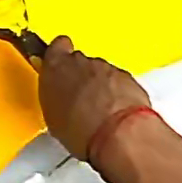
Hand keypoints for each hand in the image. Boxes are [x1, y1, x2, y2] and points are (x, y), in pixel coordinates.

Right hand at [36, 35, 154, 160]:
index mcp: (55, 65)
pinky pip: (121, 83)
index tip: (60, 68)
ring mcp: (106, 68)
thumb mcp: (53, 117)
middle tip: (80, 101)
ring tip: (100, 114)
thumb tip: (58, 104)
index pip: (56, 47)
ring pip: (102, 73)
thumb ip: (54, 97)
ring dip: (101, 88)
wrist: (116, 135)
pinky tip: (117, 115)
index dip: (60, 55)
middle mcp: (80, 61)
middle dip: (81, 77)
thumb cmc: (80, 128)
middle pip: (80, 61)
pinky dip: (120, 95)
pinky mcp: (128, 78)